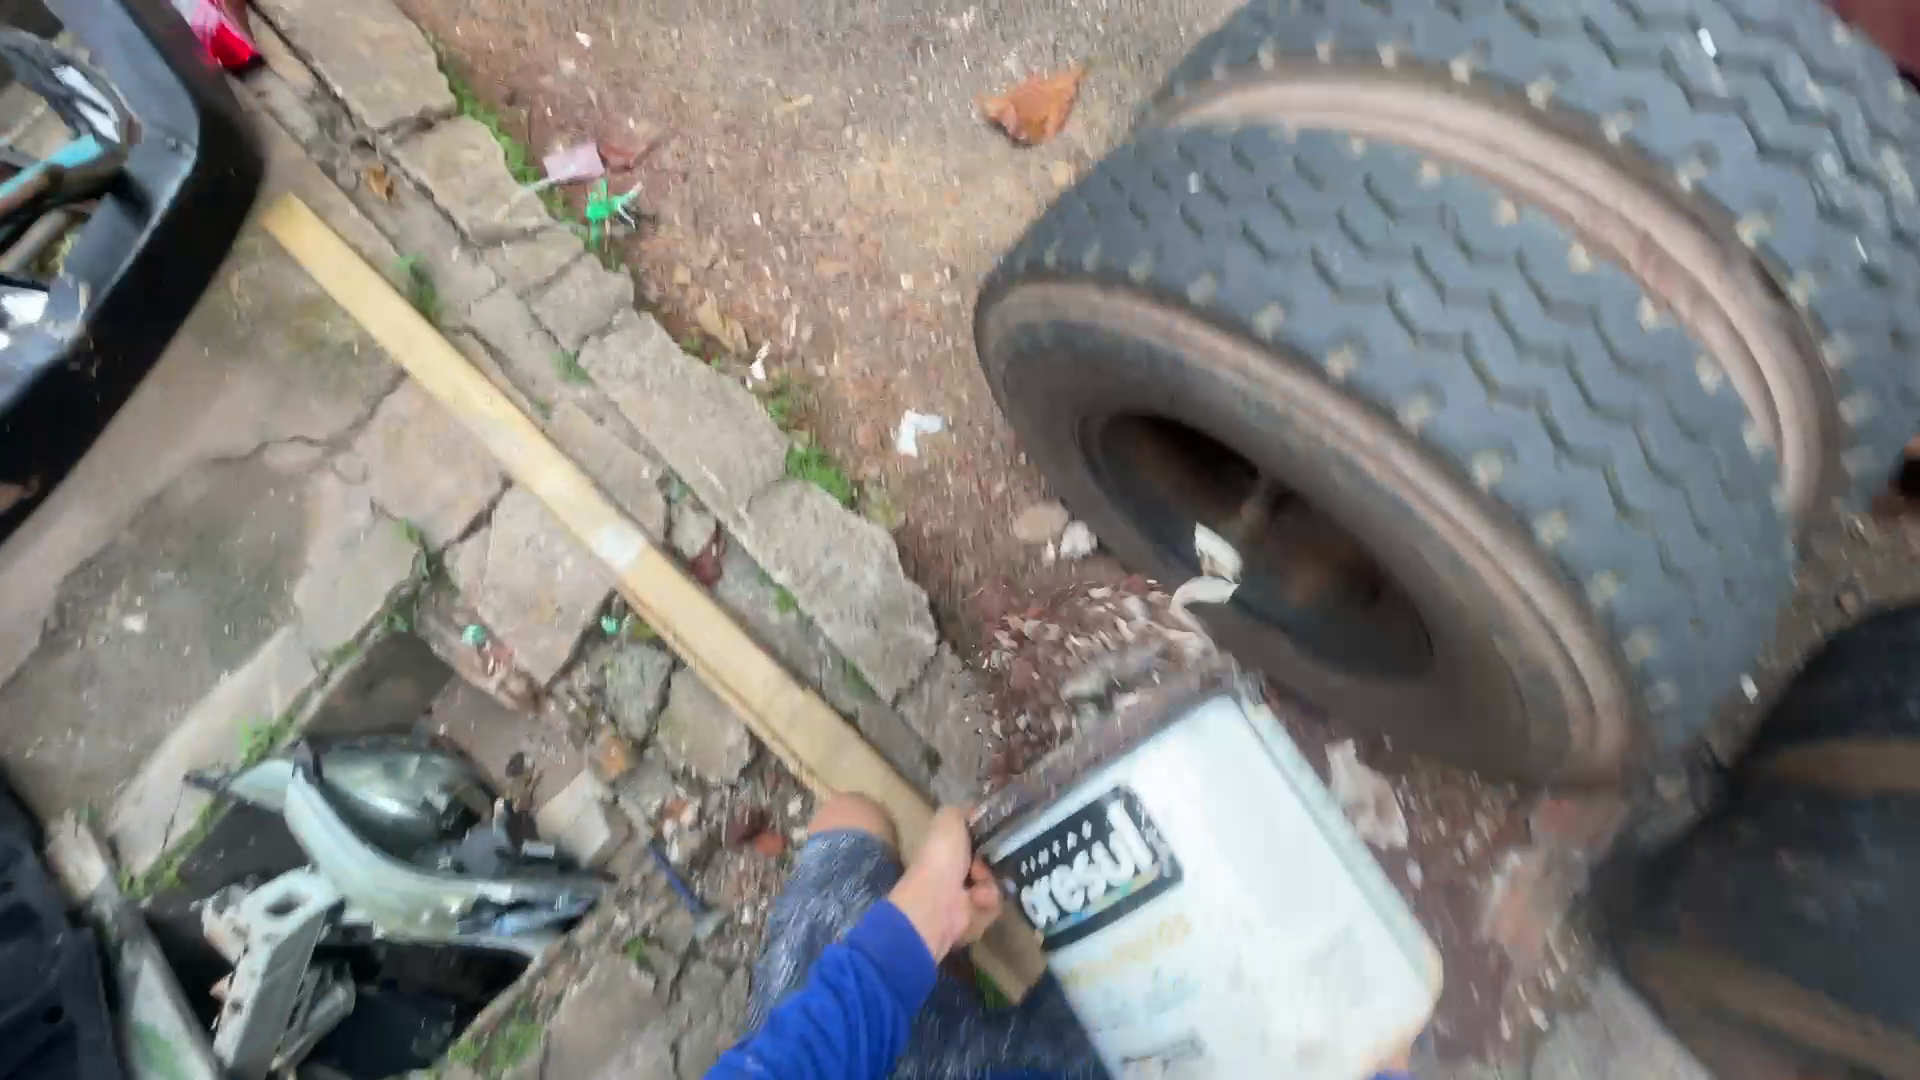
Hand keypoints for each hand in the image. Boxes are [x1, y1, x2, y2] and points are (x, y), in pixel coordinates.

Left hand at [887, 807, 1003, 961]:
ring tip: (978, 887)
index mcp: (947, 844)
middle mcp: (955, 868)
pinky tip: (976, 900)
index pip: (976, 836)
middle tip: (984, 864)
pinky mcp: (973, 915)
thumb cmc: (942, 855)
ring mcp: (964, 893)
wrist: (936, 902)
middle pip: (991, 859)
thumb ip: (963, 811)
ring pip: (996, 882)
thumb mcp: (950, 818)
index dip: (987, 834)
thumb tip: (975, 809)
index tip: (993, 834)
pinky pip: (995, 904)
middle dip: (993, 861)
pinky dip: (988, 902)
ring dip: (990, 884)